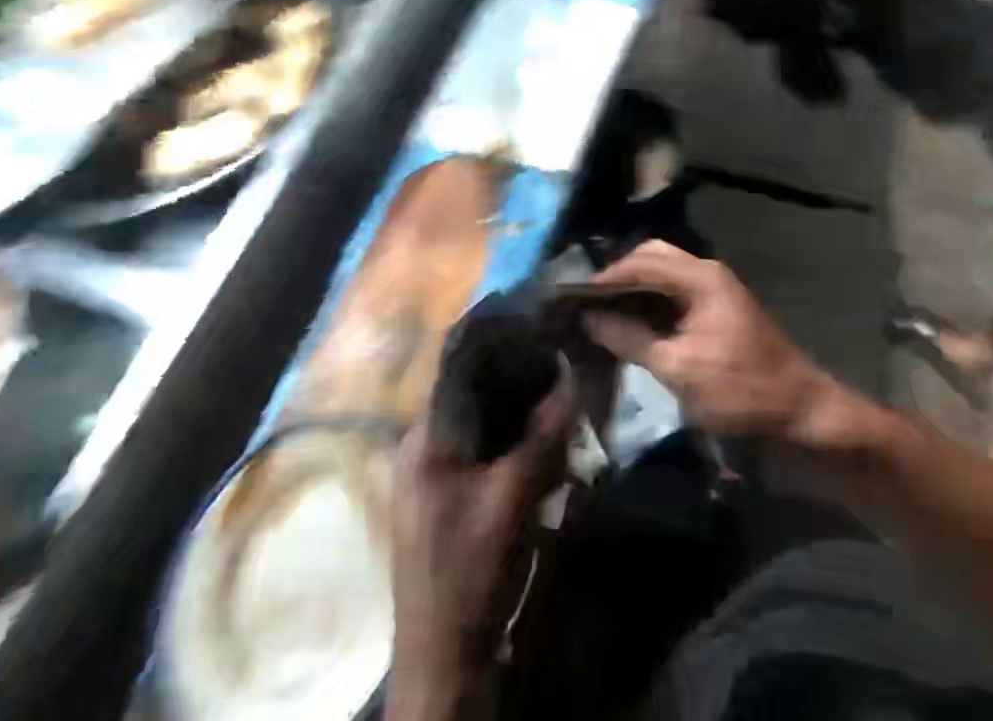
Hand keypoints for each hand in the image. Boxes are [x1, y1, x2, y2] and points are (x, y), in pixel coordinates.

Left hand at [389, 375, 575, 720]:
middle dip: (517, 391)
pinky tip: (542, 457)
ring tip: (558, 415)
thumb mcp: (512, 500)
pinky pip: (482, 455)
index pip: (458, 371)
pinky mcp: (446, 497)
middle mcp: (421, 447)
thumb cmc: (470, 570)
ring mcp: (432, 475)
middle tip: (560, 379)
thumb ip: (541, 439)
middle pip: (473, 399)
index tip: (540, 337)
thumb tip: (570, 380)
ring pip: (481, 428)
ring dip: (518, 424)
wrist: (445, 654)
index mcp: (424, 439)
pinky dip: (511, 450)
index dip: (499, 351)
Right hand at [585, 241, 863, 448]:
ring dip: (631, 289)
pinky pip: (672, 295)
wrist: (800, 413)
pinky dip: (647, 304)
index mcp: (701, 278)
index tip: (572, 299)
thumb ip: (629, 338)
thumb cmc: (741, 390)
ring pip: (661, 275)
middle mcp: (706, 273)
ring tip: (598, 314)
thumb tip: (588, 318)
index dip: (604, 277)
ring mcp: (712, 291)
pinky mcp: (713, 311)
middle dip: (617, 276)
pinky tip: (626, 325)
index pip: (641, 262)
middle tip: (586, 304)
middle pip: (651, 258)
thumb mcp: (678, 368)